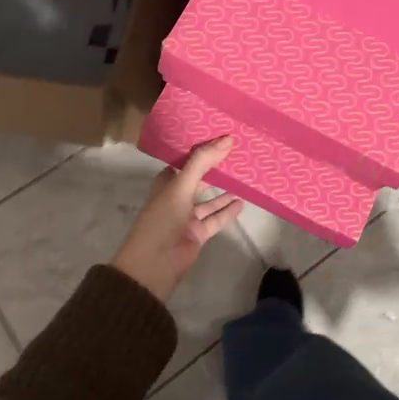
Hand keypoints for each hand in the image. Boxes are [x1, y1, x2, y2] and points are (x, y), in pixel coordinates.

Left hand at [110, 136, 244, 302]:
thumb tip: (228, 138)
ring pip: (209, 199)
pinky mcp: (198, 233)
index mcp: (166, 182)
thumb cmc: (162, 220)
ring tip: (244, 176)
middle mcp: (176, 196)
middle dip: (215, 167)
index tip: (221, 134)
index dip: (201, 148)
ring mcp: (187, 216)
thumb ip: (203, 162)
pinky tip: (242, 202)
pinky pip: (215, 218)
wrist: (153, 265)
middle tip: (238, 151)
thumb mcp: (181, 187)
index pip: (185, 159)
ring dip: (224, 189)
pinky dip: (227, 211)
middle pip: (199, 177)